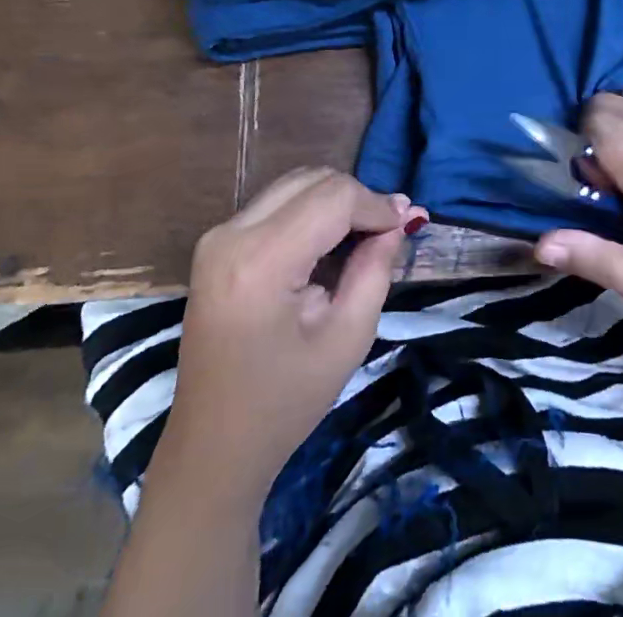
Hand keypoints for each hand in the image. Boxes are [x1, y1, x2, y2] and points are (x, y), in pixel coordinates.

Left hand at [165, 168, 425, 490]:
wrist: (214, 442)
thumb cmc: (286, 401)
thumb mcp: (347, 338)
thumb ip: (375, 269)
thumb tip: (398, 220)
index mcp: (260, 261)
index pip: (333, 197)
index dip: (377, 204)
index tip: (407, 225)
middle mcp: (230, 234)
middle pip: (312, 180)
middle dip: (358, 198)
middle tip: (390, 231)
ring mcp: (216, 237)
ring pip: (293, 185)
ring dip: (335, 202)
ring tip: (366, 237)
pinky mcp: (216, 245)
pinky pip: (275, 205)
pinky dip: (311, 212)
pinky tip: (331, 244)